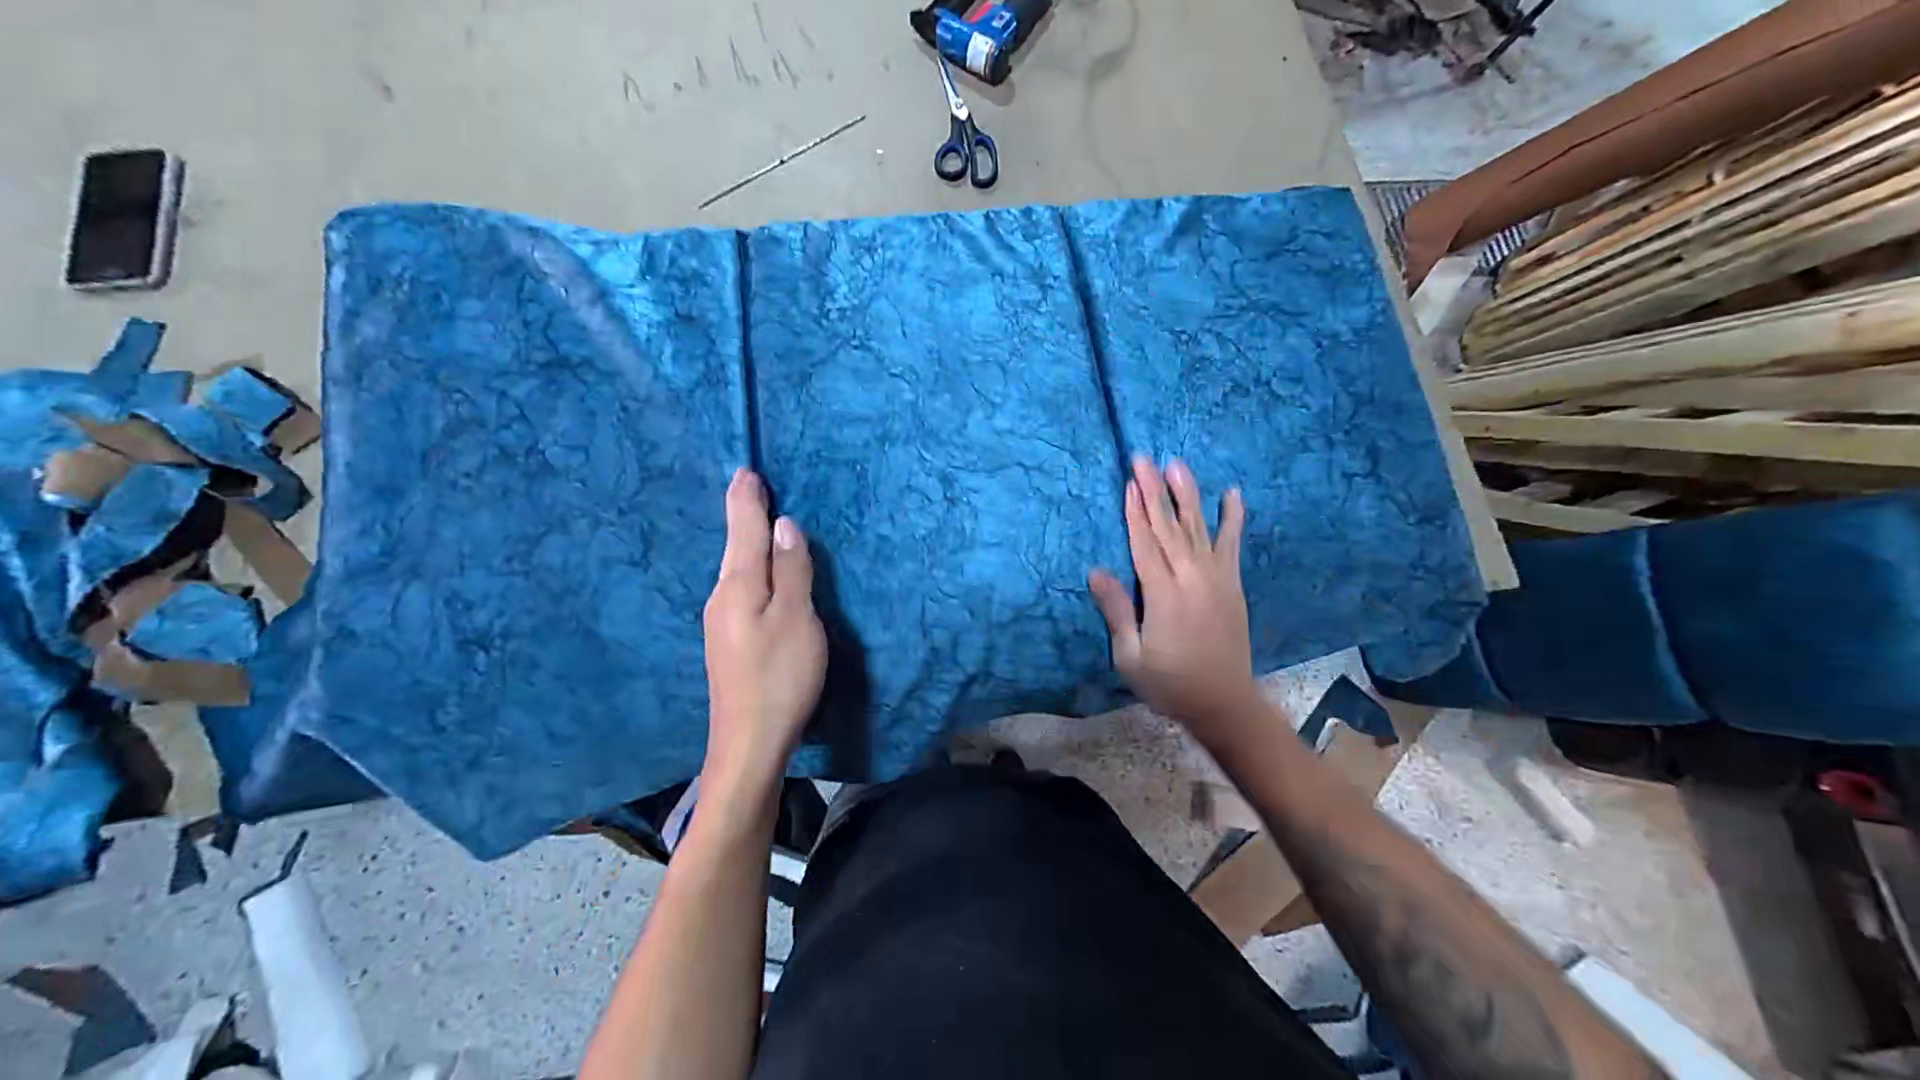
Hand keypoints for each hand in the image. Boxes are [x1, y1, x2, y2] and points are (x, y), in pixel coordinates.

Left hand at [702, 468, 826, 787]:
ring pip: (736, 570)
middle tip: (749, 485)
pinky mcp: (729, 642)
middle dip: (742, 515)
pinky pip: (740, 590)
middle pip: (734, 548)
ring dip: (745, 542)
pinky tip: (758, 574)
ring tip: (755, 519)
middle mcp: (721, 597)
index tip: (746, 471)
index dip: (748, 500)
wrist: (750, 742)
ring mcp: (721, 622)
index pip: (743, 530)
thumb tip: (785, 526)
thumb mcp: (797, 618)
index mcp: (737, 585)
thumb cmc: (780, 676)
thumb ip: (792, 570)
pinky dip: (750, 570)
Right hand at [1089, 458, 1263, 736]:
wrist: (1224, 703)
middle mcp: (1192, 579)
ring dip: (1187, 494)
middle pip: (1169, 527)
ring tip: (1177, 464)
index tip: (1129, 482)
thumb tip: (1096, 571)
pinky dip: (1233, 519)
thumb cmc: (1169, 684)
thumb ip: (1116, 611)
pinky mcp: (1233, 585)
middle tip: (1143, 458)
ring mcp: (1217, 579)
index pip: (1145, 543)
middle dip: (1155, 491)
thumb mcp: (1130, 657)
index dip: (1135, 512)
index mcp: (1163, 595)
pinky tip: (1233, 495)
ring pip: (1199, 528)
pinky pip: (1232, 545)